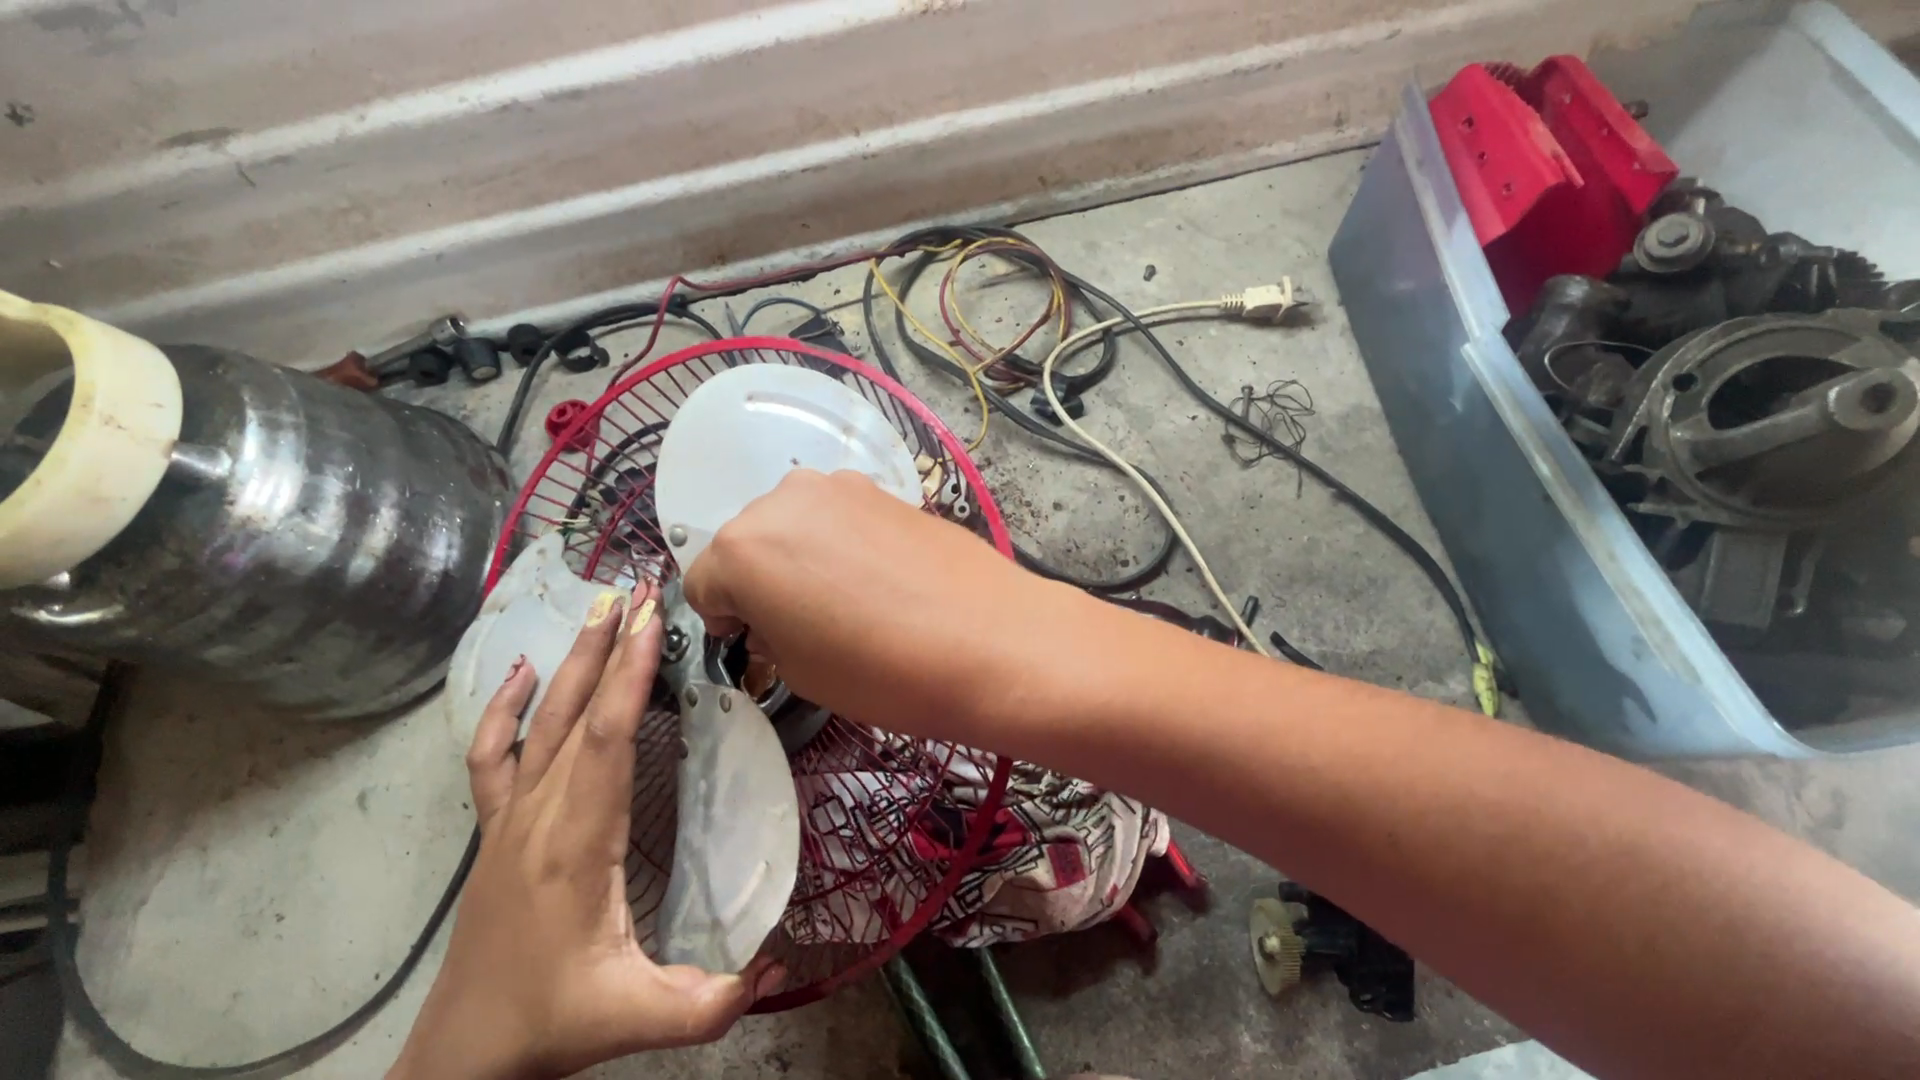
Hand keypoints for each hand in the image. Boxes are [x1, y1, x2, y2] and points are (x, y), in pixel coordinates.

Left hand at [391, 582, 782, 1079]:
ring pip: (537, 722)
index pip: (606, 737)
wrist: (463, 1056)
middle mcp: (539, 815)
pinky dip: (502, 708)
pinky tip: (519, 673)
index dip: (632, 674)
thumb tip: (778, 966)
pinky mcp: (496, 830)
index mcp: (577, 842)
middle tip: (638, 588)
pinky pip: (490, 754)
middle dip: (610, 646)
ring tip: (600, 610)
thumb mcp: (638, 1019)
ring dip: (570, 662)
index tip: (655, 619)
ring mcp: (510, 819)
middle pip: (573, 711)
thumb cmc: (551, 1022)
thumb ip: (712, 1001)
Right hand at [682, 469, 1087, 740]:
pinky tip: (881, 580)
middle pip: (748, 544)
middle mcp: (782, 500)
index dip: (726, 622)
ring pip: (795, 524)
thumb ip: (767, 633)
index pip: (703, 585)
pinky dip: (842, 543)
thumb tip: (774, 618)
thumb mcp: (800, 672)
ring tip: (848, 602)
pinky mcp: (885, 488)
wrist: (991, 640)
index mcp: (742, 549)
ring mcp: (839, 487)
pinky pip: (839, 518)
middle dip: (762, 582)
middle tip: (804, 626)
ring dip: (802, 557)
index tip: (757, 644)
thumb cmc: (882, 671)